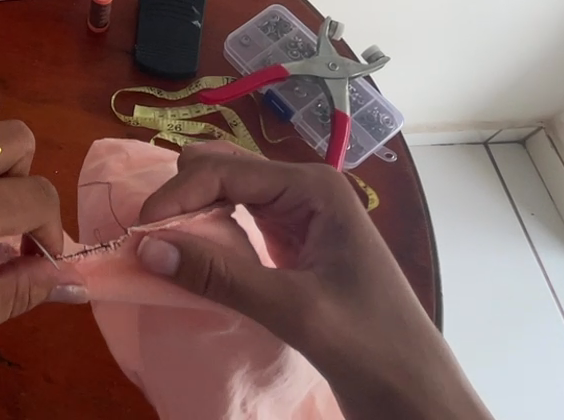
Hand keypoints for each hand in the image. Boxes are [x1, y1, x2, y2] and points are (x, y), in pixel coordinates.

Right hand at [134, 142, 490, 419]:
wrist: (425, 405)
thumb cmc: (373, 350)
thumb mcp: (294, 312)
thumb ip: (220, 276)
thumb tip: (144, 247)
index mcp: (312, 186)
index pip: (223, 170)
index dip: (176, 195)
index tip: (139, 232)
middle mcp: (303, 187)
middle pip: (220, 169)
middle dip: (181, 197)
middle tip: (150, 238)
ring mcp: (298, 212)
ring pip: (224, 189)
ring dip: (191, 210)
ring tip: (165, 244)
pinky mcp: (292, 239)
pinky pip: (235, 215)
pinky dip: (207, 228)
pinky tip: (195, 253)